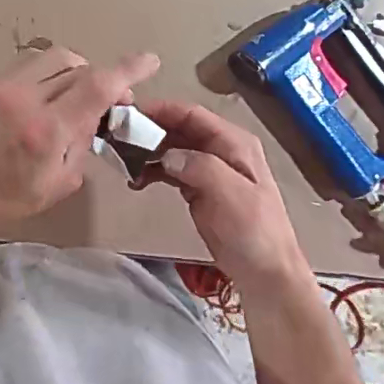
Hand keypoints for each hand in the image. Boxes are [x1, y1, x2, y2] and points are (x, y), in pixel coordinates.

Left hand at [0, 47, 160, 235]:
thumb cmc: (12, 198)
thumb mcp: (61, 181)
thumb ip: (84, 142)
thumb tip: (98, 113)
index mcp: (47, 130)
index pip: (96, 87)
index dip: (128, 70)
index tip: (150, 61)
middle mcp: (27, 100)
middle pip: (80, 67)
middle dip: (105, 78)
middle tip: (113, 102)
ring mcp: (6, 88)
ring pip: (57, 57)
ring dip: (80, 70)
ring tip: (83, 95)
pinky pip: (34, 63)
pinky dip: (54, 72)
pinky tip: (55, 93)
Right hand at [141, 100, 307, 290]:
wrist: (266, 273)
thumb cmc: (254, 232)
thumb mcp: (232, 195)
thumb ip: (201, 168)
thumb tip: (167, 155)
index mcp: (233, 143)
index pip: (192, 115)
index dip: (160, 110)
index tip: (128, 114)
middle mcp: (221, 149)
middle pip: (179, 129)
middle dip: (148, 130)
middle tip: (117, 138)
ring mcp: (210, 169)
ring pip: (172, 148)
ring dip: (148, 151)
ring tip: (122, 160)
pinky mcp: (199, 189)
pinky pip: (171, 170)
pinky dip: (153, 171)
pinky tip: (136, 180)